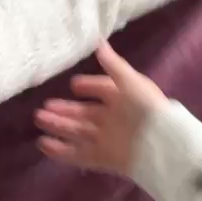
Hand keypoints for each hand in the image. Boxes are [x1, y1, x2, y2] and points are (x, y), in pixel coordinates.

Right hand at [35, 41, 165, 175]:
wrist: (163, 145)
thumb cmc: (147, 108)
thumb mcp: (130, 81)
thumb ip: (113, 64)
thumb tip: (98, 41)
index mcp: (122, 99)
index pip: (102, 91)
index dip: (89, 87)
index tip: (73, 85)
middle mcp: (113, 119)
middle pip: (84, 114)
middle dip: (64, 110)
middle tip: (43, 107)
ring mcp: (107, 140)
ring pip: (78, 132)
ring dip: (58, 126)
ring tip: (39, 119)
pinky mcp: (103, 159)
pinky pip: (79, 154)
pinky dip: (61, 151)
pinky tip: (44, 145)